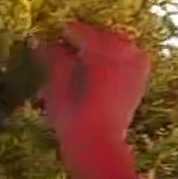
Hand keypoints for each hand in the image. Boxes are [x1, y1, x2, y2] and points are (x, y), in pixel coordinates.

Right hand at [35, 21, 149, 178]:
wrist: (98, 148)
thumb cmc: (73, 116)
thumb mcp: (57, 85)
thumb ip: (52, 58)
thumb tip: (37, 39)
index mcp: (105, 49)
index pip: (78, 30)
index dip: (59, 36)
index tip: (45, 42)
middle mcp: (127, 51)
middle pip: (97, 36)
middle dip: (78, 44)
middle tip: (58, 56)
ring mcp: (138, 65)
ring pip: (111, 47)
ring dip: (93, 53)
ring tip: (74, 68)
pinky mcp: (139, 79)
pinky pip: (122, 59)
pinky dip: (107, 63)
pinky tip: (91, 77)